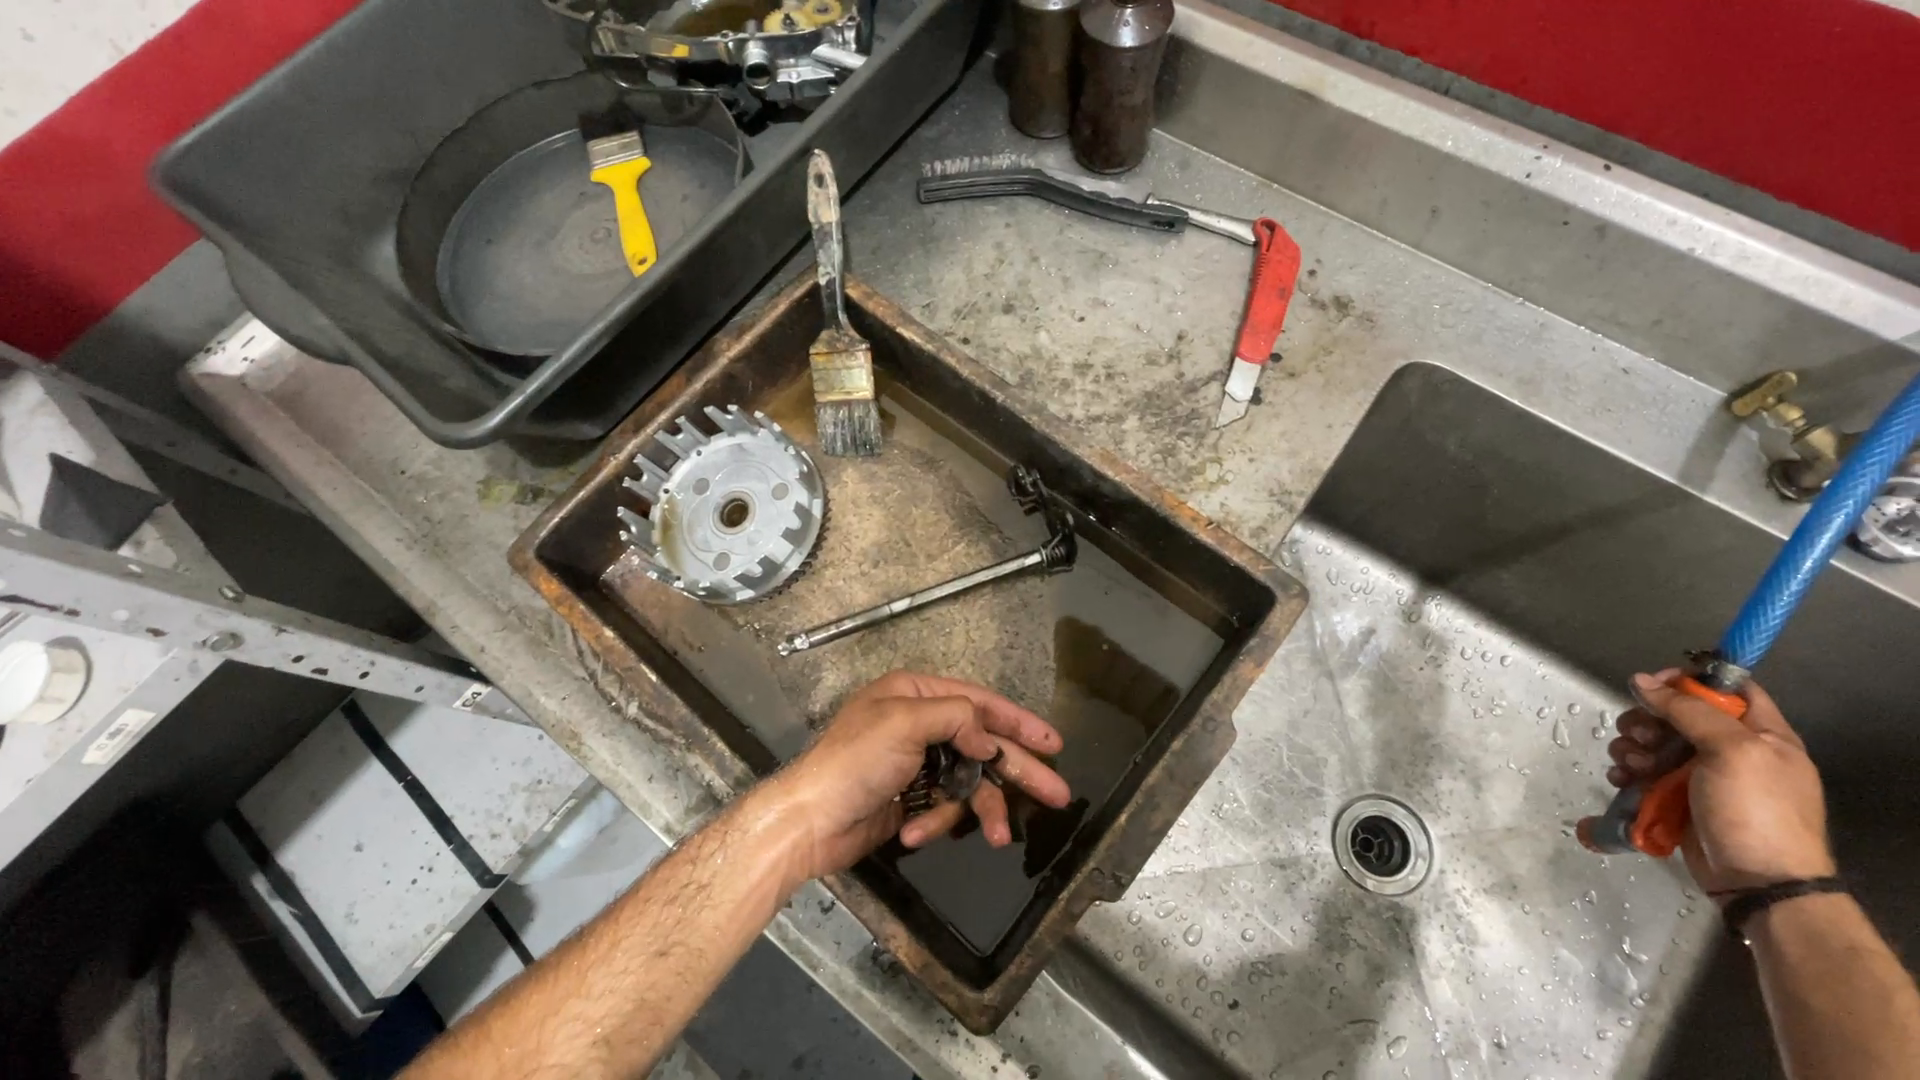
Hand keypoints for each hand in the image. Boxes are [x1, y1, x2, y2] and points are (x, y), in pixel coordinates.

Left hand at [757, 671, 1072, 882]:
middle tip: (1057, 794)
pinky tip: (913, 833)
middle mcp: (919, 725)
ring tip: (996, 837)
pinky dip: (933, 822)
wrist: (809, 821)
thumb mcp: (904, 723)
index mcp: (915, 694)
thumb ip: (956, 719)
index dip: (1019, 722)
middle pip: (982, 746)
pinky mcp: (910, 799)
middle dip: (1017, 771)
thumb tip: (990, 739)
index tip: (1053, 742)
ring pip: (966, 784)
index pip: (979, 703)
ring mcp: (915, 764)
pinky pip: (941, 807)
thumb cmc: (854, 761)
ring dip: (978, 809)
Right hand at [1607, 670, 1834, 895]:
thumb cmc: (1756, 811)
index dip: (1688, 680)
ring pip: (1652, 743)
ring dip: (1631, 748)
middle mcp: (1732, 750)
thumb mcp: (1732, 751)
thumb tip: (1642, 680)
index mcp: (1762, 734)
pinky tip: (1622, 781)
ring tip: (1631, 767)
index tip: (1653, 686)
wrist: (1757, 882)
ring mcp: (1702, 777)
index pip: (1727, 688)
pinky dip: (1627, 773)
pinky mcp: (1677, 799)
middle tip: (1640, 736)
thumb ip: (1688, 711)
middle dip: (1647, 720)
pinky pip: (1643, 774)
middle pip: (1676, 714)